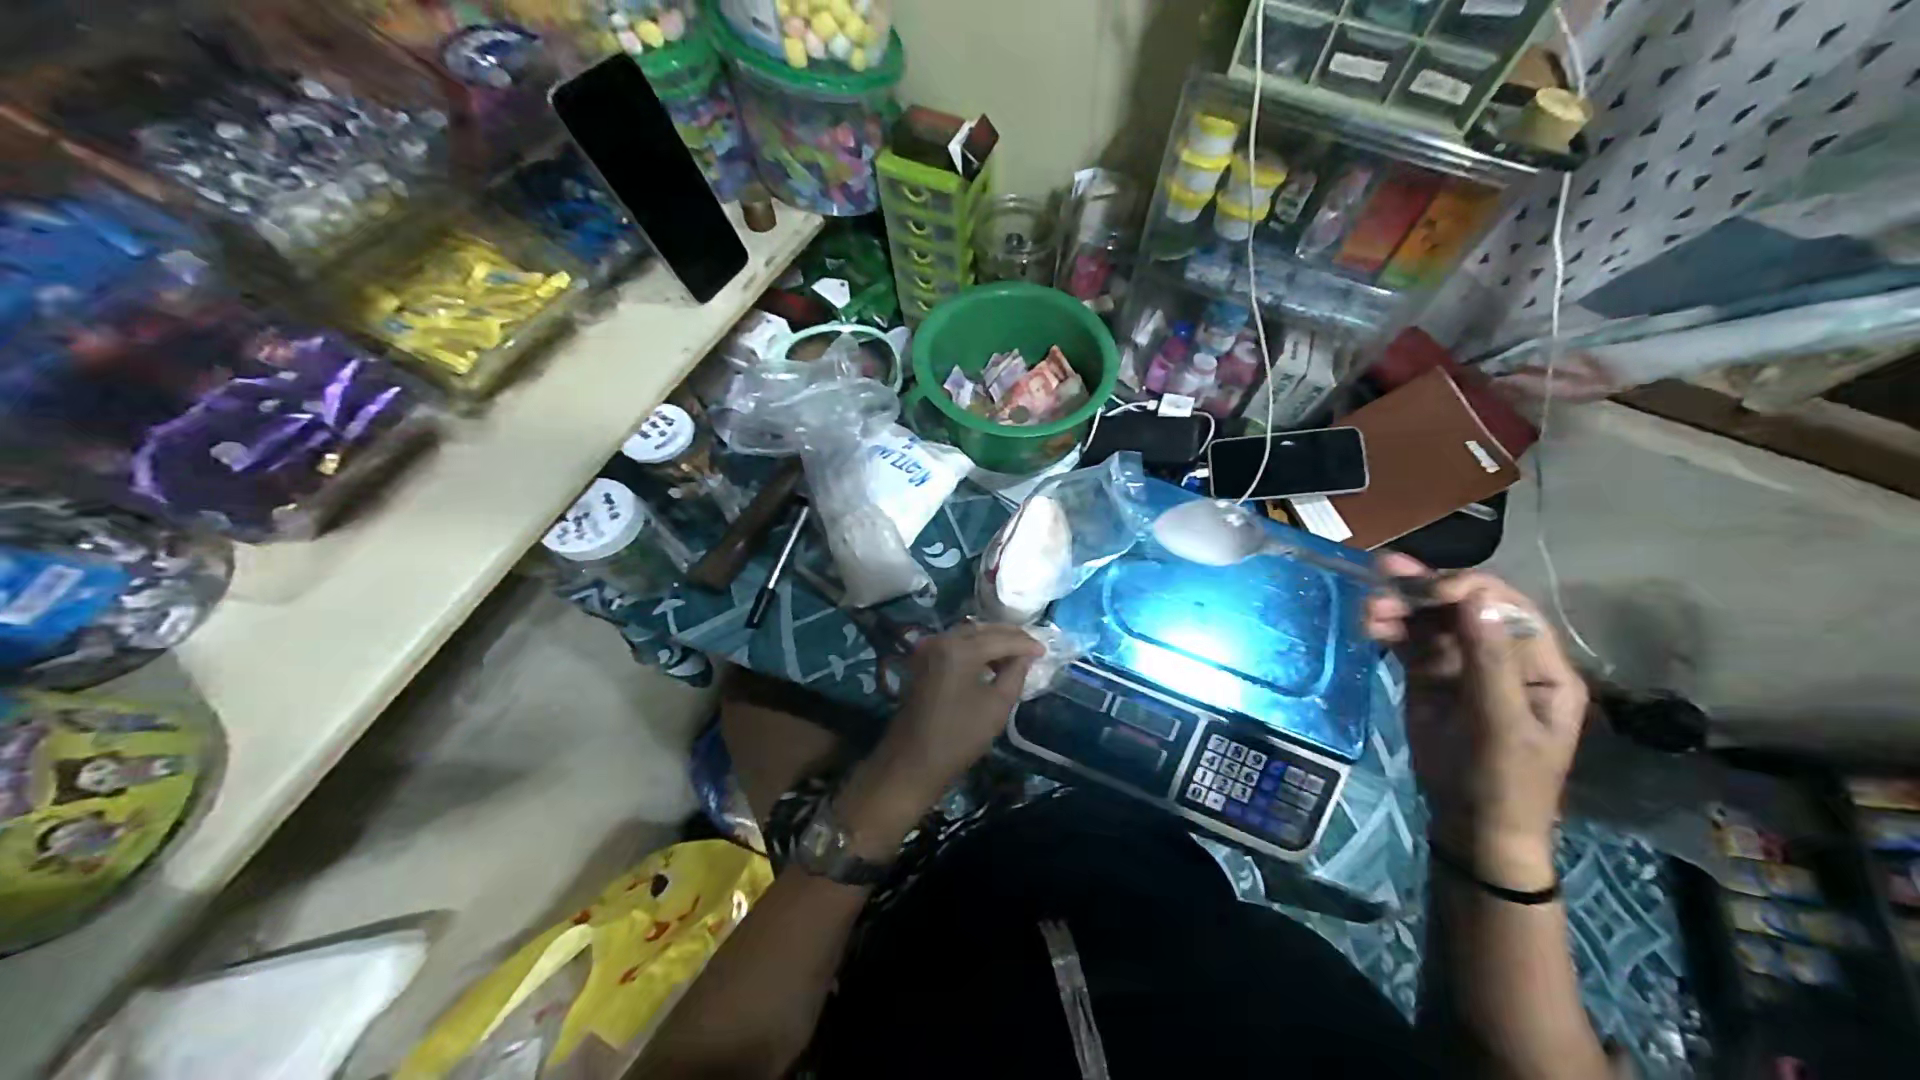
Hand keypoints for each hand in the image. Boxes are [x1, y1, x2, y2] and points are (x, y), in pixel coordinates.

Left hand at [836, 624, 1041, 853]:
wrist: (911, 762)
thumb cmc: (958, 737)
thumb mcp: (997, 706)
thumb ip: (1015, 674)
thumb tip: (1025, 656)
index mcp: (959, 649)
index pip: (1001, 638)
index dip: (1025, 644)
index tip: (1044, 651)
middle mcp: (941, 640)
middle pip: (982, 629)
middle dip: (1009, 637)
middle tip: (1032, 648)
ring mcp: (928, 649)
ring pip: (968, 634)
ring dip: (992, 641)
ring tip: (1015, 656)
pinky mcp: (922, 661)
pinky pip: (955, 644)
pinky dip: (974, 648)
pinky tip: (990, 662)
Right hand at [1364, 554, 1587, 889]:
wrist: (1471, 822)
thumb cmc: (1504, 780)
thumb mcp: (1502, 724)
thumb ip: (1489, 661)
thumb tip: (1474, 599)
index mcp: (1540, 666)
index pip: (1506, 609)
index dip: (1468, 590)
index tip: (1428, 589)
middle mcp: (1502, 656)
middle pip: (1463, 607)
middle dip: (1425, 591)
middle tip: (1385, 579)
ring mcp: (1462, 665)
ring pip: (1430, 621)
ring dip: (1400, 607)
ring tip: (1370, 607)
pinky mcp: (1428, 676)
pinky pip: (1408, 642)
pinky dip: (1389, 629)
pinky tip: (1370, 624)